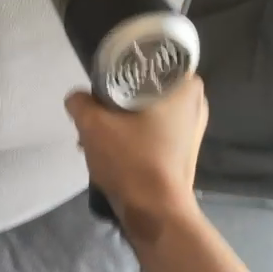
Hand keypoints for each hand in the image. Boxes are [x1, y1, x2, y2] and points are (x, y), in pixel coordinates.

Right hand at [65, 74, 207, 240]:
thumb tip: (76, 97)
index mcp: (184, 85)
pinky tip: (112, 151)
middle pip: (145, 88)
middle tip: (93, 115)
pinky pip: (154, 130)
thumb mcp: (93, 126)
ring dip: (121, 120)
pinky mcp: (184, 149)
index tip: (100, 86)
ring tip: (96, 138)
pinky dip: (133, 135)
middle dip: (116, 101)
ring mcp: (193, 127)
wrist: (155, 211)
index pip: (148, 61)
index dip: (120, 70)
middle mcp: (195, 101)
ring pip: (147, 110)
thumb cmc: (131, 160)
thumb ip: (80, 103)